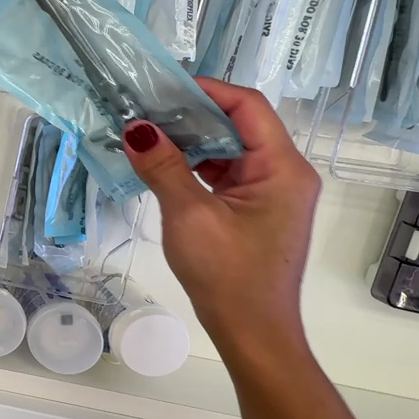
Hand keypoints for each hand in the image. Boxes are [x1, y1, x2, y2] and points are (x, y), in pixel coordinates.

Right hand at [122, 77, 319, 354]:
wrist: (252, 332)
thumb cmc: (228, 274)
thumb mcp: (190, 216)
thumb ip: (163, 167)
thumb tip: (135, 128)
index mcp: (281, 168)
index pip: (248, 107)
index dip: (206, 89)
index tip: (161, 85)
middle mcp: (283, 173)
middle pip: (238, 124)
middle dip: (190, 112)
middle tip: (144, 105)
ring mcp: (268, 192)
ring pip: (227, 148)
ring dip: (188, 138)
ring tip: (145, 130)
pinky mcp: (252, 209)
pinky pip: (222, 171)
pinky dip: (192, 162)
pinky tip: (159, 162)